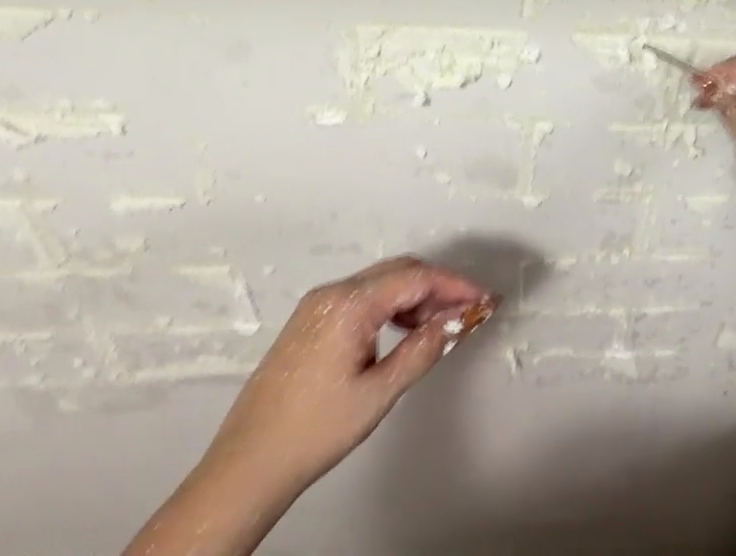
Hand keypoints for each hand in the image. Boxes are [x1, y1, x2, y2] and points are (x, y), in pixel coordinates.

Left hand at [195, 256, 493, 495]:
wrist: (249, 463)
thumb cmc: (316, 429)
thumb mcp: (380, 391)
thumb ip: (424, 348)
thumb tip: (460, 320)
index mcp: (349, 304)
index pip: (416, 278)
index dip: (457, 285)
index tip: (487, 301)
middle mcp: (332, 293)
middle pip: (399, 272)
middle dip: (440, 287)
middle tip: (472, 312)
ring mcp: (318, 306)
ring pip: (382, 283)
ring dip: (418, 297)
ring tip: (445, 326)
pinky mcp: (311, 321)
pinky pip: (364, 298)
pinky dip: (393, 306)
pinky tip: (409, 331)